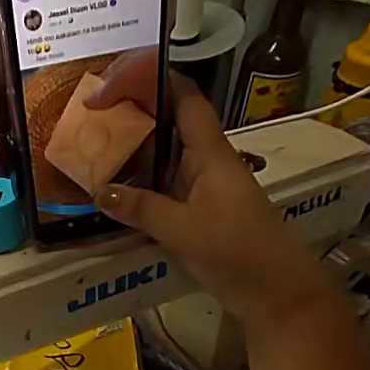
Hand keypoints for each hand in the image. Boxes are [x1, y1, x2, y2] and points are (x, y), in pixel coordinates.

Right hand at [85, 49, 337, 329]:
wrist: (278, 295)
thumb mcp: (186, 231)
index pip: (186, 100)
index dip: (156, 79)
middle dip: (133, 117)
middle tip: (91, 115)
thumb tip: (101, 193)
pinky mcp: (198, 216)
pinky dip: (139, 190)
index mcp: (211, 155)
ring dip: (133, 155)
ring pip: (163, 162)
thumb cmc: (240, 253)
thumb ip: (144, 210)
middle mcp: (206, 165)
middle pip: (168, 128)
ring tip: (92, 149)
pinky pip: (163, 192)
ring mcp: (202, 192)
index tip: (117, 75)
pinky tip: (113, 196)